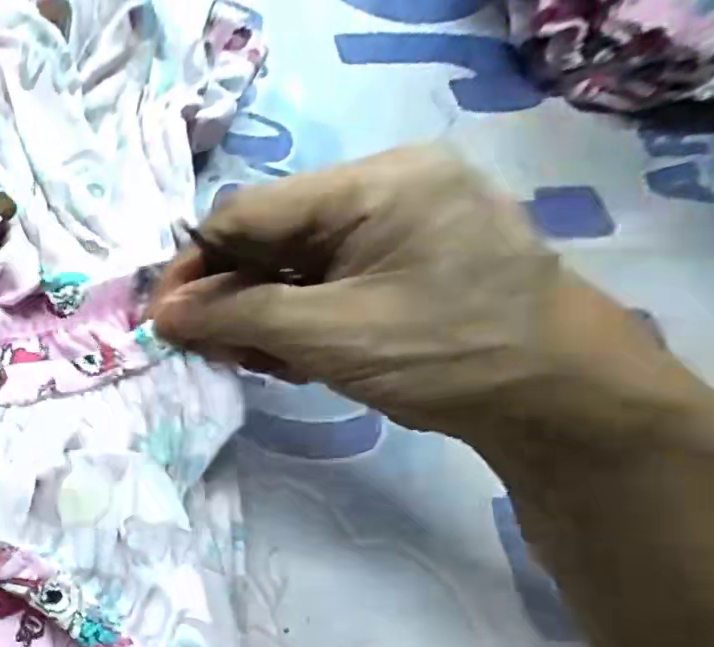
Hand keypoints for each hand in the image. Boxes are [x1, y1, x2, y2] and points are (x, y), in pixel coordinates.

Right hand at [147, 146, 703, 455]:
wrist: (553, 395)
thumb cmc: (443, 351)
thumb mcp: (323, 333)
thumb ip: (233, 316)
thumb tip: (161, 316)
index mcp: (374, 184)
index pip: (246, 213)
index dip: (193, 267)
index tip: (161, 322)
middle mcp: (379, 191)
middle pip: (261, 239)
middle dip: (225, 298)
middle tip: (208, 350)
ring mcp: (387, 228)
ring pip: (279, 268)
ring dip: (252, 317)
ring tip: (256, 361)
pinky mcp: (390, 264)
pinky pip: (310, 285)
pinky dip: (284, 322)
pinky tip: (287, 357)